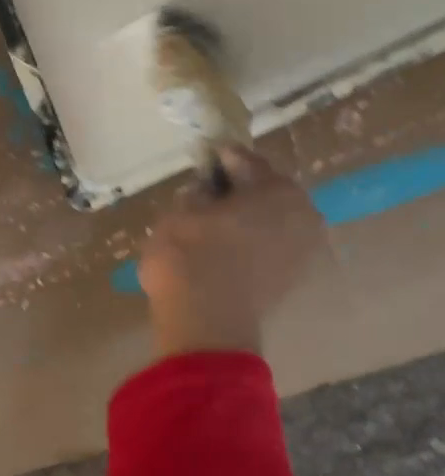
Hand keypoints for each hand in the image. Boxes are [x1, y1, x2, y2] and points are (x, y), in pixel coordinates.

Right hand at [137, 146, 325, 357]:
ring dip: (248, 222)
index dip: (223, 158)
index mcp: (272, 188)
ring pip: (271, 221)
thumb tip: (202, 189)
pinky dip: (251, 247)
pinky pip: (270, 249)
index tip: (209, 154)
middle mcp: (300, 207)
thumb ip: (191, 198)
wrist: (208, 320)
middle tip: (212, 198)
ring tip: (218, 231)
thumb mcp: (173, 221)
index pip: (246, 162)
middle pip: (266, 192)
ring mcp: (303, 242)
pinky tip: (227, 256)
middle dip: (240, 193)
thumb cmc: (187, 261)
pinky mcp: (294, 273)